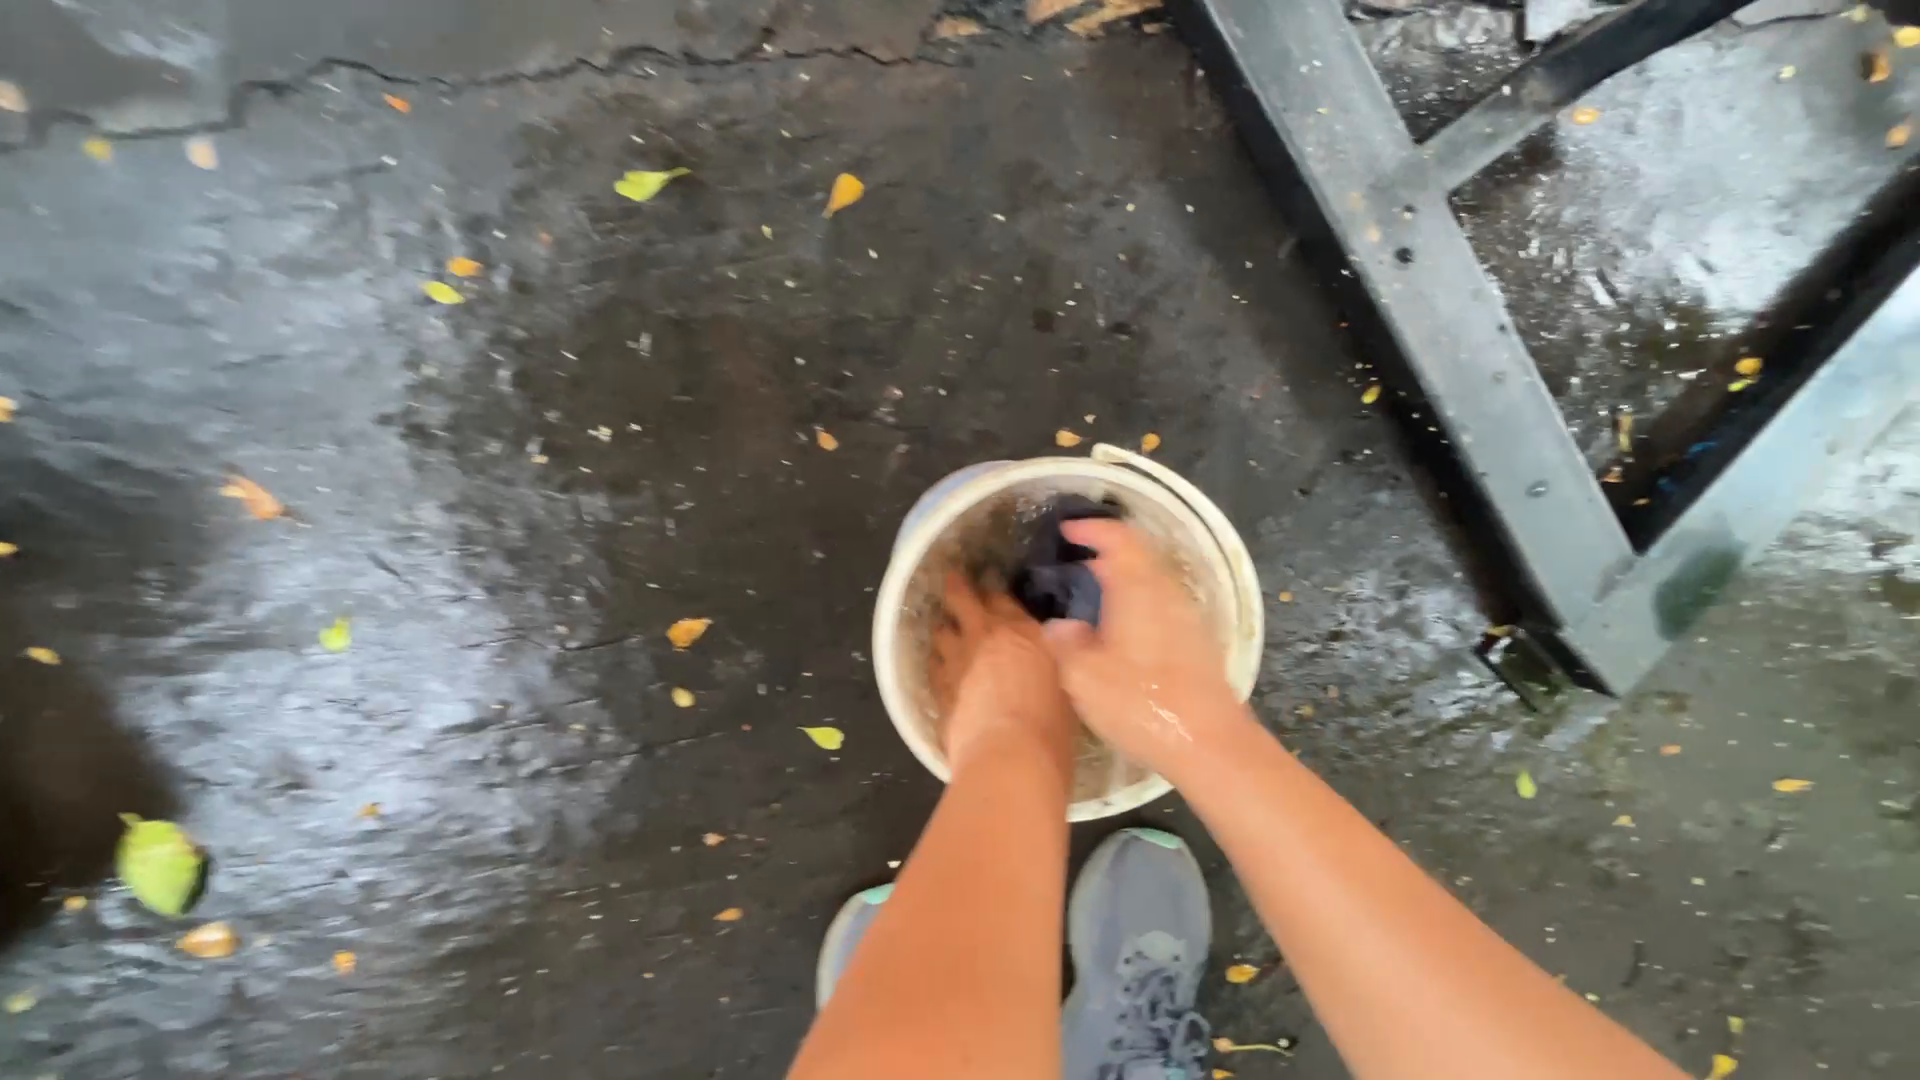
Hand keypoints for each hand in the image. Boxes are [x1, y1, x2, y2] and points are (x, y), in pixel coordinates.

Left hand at [930, 573, 1075, 771]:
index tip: (989, 586)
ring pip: (942, 633)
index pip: (1001, 598)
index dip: (993, 591)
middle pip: (962, 600)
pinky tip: (940, 670)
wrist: (1010, 755)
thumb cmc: (1052, 725)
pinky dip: (938, 665)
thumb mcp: (1064, 684)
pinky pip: (934, 669)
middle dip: (957, 588)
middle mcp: (985, 637)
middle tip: (953, 580)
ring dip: (945, 631)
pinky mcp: (940, 691)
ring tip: (946, 632)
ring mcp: (957, 662)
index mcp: (1024, 631)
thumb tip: (1044, 657)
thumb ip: (1049, 663)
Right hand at [1038, 519, 1248, 779]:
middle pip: (1137, 556)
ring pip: (1151, 582)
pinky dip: (1136, 603)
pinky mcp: (1196, 643)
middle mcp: (1166, 593)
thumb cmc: (1140, 703)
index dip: (1091, 528)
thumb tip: (1059, 625)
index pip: (1117, 538)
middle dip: (1105, 553)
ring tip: (1092, 596)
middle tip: (1073, 564)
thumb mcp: (1083, 676)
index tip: (1066, 529)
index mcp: (1137, 588)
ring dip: (1122, 580)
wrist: (1208, 742)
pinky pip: (1159, 605)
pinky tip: (1119, 631)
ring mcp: (1186, 617)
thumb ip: (1064, 642)